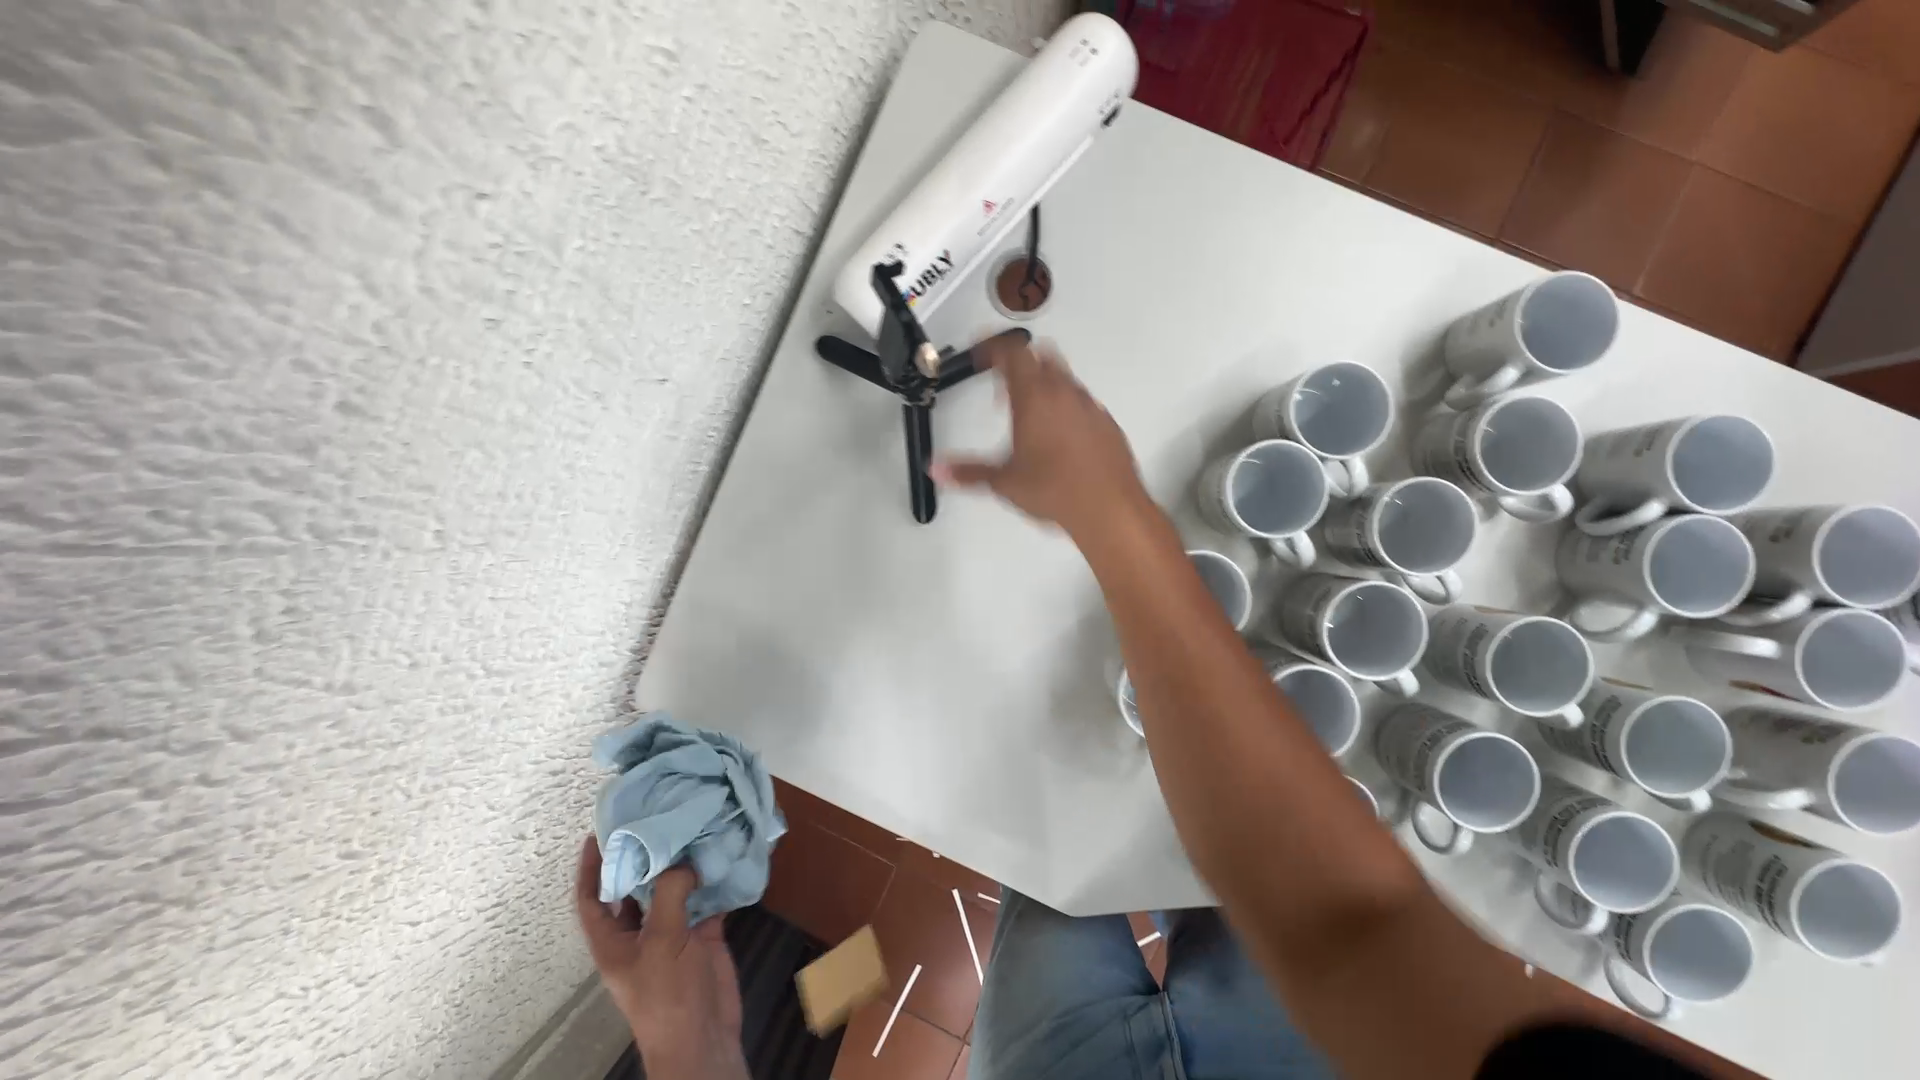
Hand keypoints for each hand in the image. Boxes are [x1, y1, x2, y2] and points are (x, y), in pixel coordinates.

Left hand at [575, 837, 746, 1079]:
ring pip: (673, 891)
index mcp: (613, 940)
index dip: (590, 866)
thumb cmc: (667, 995)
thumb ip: (668, 893)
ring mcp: (672, 935)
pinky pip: (706, 901)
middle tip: (659, 818)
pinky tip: (725, 858)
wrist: (703, 1038)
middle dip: (645, 856)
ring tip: (695, 829)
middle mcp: (639, 933)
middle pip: (635, 887)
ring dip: (683, 865)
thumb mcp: (661, 941)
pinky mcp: (701, 937)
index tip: (600, 831)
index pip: (592, 896)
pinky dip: (715, 882)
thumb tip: (685, 861)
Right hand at [932, 340, 1148, 537]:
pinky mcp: (1107, 424)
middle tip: (1004, 378)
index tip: (982, 353)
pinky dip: (1068, 407)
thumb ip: (968, 472)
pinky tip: (1060, 436)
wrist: (1108, 509)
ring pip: (1065, 378)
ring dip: (1045, 384)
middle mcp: (1064, 395)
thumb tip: (940, 469)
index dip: (993, 346)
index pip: (1012, 353)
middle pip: (1041, 355)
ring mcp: (1089, 407)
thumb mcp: (1003, 482)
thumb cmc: (1060, 491)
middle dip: (1021, 361)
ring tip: (1029, 411)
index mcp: (1034, 399)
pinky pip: (1084, 402)